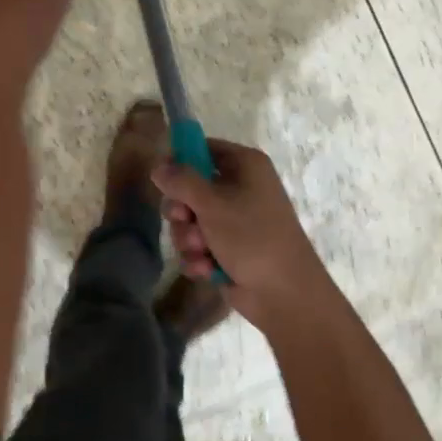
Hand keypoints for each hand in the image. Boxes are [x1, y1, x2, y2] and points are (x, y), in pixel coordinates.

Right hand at [151, 139, 332, 328]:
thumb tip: (158, 166)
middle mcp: (241, 188)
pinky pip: (200, 245)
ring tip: (202, 251)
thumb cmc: (251, 237)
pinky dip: (199, 257)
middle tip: (185, 220)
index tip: (162, 177)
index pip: (205, 148)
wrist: (284, 292)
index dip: (181, 160)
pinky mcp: (229, 249)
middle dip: (183, 210)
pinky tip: (206, 269)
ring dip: (189, 238)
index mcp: (246, 166)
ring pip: (192, 220)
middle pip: (191, 188)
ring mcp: (235, 220)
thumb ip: (181, 181)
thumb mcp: (212, 203)